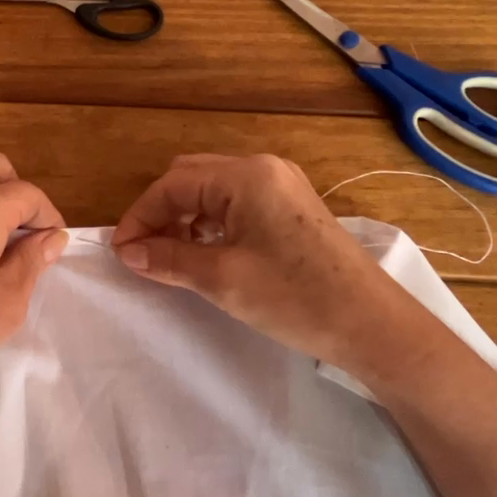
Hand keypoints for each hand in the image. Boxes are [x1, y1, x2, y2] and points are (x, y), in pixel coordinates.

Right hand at [111, 154, 433, 378]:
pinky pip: (235, 202)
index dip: (140, 217)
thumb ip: (168, 258)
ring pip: (211, 190)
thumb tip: (128, 253)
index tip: (120, 252)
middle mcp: (262, 169)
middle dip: (160, 212)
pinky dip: (209, 222)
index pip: (172, 185)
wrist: (375, 327)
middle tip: (142, 252)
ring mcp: (281, 185)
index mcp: (246, 176)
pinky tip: (204, 252)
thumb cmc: (296, 298)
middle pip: (190, 178)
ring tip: (169, 256)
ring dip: (183, 217)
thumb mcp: (222, 279)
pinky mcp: (291, 206)